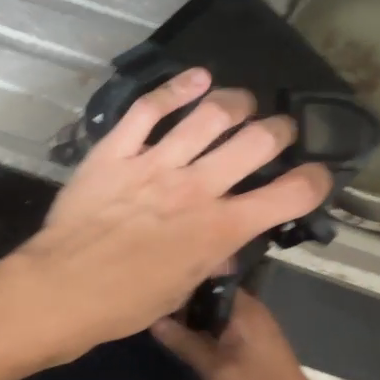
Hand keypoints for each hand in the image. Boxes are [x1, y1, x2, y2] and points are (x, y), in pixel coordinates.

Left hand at [0, 67, 330, 359]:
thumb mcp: (182, 288)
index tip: (315, 173)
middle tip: (277, 129)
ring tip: (241, 101)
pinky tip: (196, 77)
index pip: (289, 195)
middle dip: (278, 130)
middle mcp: (196, 188)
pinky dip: (176, 87)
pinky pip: (149, 109)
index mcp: (220, 229)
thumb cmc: (125, 302)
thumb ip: (209, 259)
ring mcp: (154, 164)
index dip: (313, 180)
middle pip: (256, 141)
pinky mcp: (116, 150)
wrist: (63, 287)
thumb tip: (225, 247)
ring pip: (209, 116)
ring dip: (234, 102)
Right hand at [152, 291, 339, 379]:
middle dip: (183, 300)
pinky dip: (207, 327)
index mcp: (243, 306)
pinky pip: (225, 323)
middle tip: (153, 307)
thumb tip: (152, 319)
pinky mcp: (257, 341)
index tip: (153, 288)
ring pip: (216, 310)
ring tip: (165, 321)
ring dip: (194, 316)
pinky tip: (190, 338)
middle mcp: (251, 308)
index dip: (179, 281)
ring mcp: (256, 324)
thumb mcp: (214, 370)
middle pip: (209, 293)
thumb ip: (183, 342)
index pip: (205, 278)